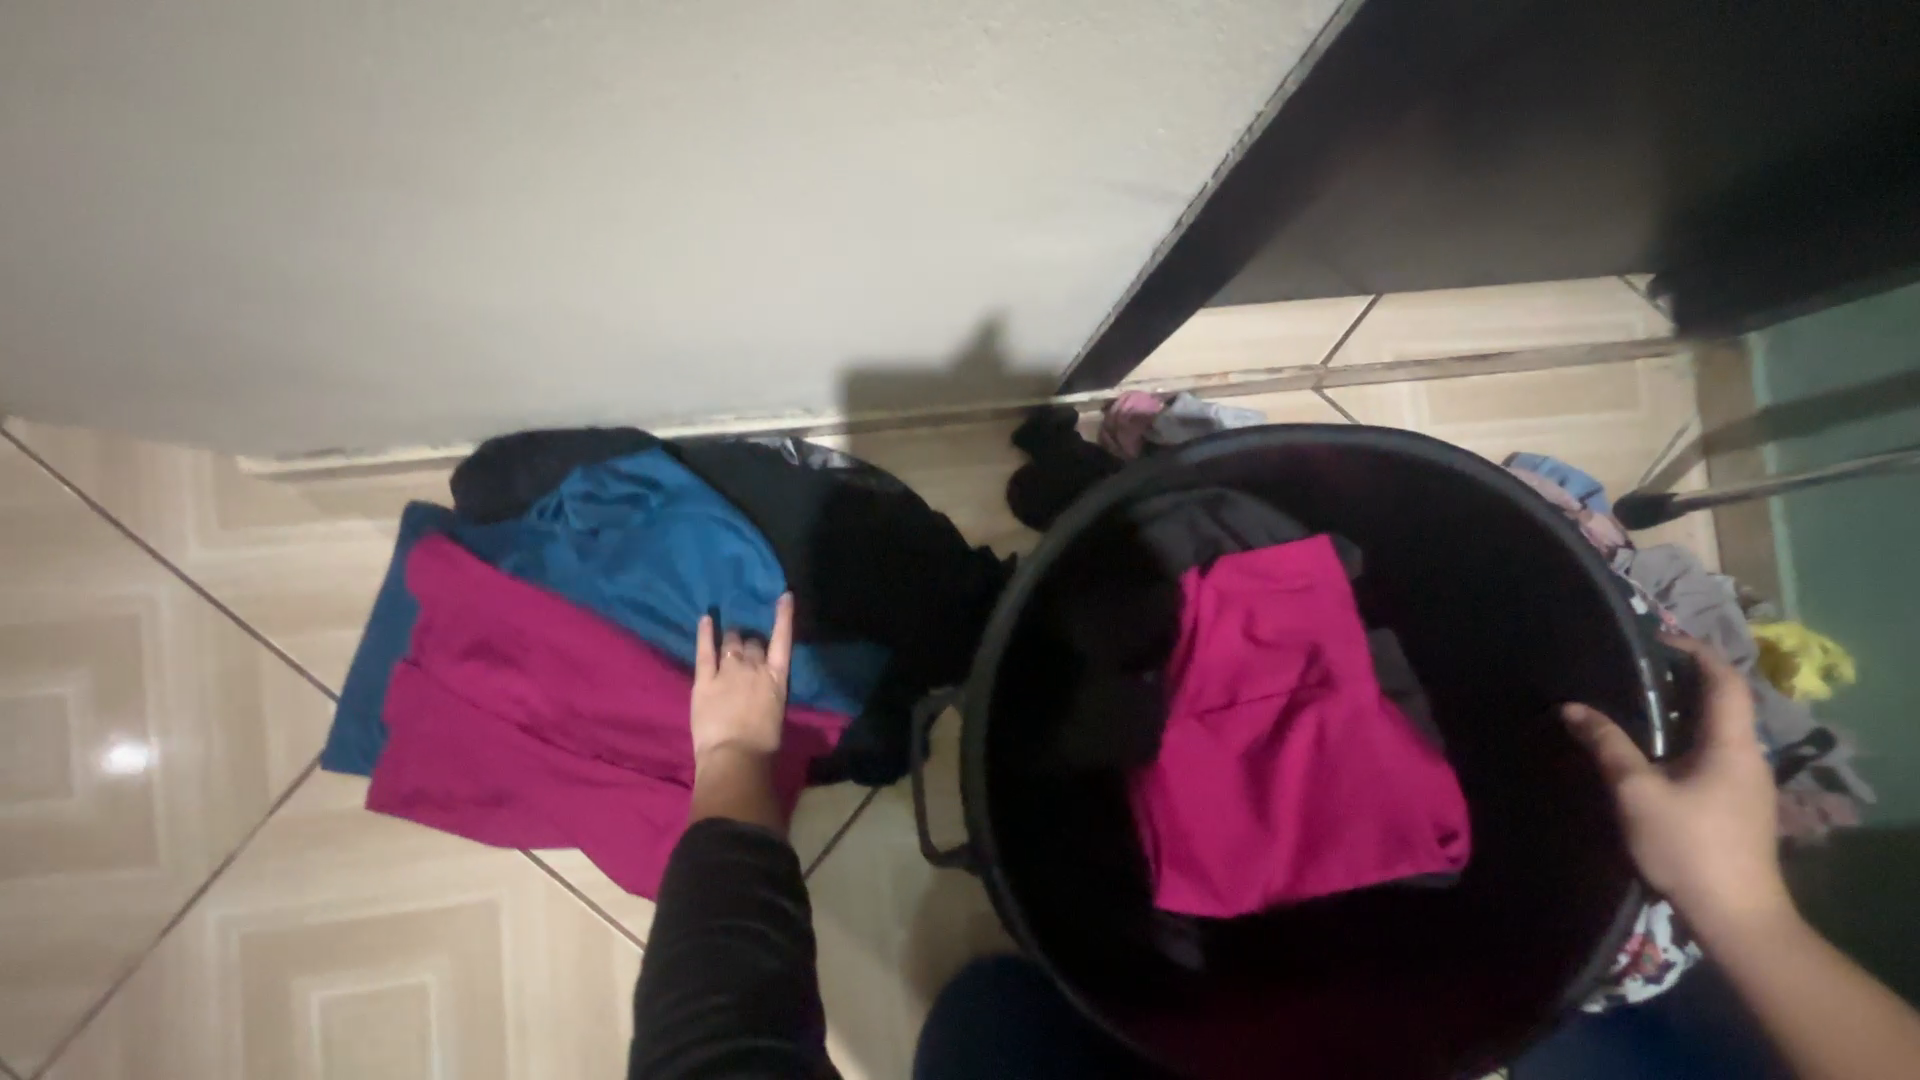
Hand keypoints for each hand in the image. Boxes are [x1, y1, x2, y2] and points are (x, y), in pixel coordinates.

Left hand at [690, 594, 793, 768]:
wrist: (736, 756)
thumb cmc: (764, 744)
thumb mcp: (776, 712)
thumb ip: (769, 693)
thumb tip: (762, 689)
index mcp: (777, 678)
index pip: (783, 640)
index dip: (783, 616)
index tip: (784, 596)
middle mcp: (755, 668)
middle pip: (753, 643)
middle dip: (750, 643)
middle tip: (745, 649)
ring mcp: (729, 671)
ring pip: (732, 644)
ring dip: (732, 640)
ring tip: (730, 640)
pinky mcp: (705, 680)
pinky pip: (705, 651)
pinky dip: (706, 633)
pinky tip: (706, 619)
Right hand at [1561, 633, 1791, 938]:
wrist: (1735, 915)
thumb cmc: (1687, 845)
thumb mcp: (1635, 790)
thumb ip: (1605, 744)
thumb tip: (1572, 707)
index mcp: (1732, 746)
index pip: (1724, 682)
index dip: (1694, 652)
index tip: (1653, 637)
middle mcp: (1747, 757)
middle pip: (1719, 702)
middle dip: (1678, 678)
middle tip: (1626, 666)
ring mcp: (1744, 783)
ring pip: (1711, 729)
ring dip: (1674, 709)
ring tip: (1624, 699)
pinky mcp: (1732, 802)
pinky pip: (1705, 751)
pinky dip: (1675, 734)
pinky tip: (1642, 745)